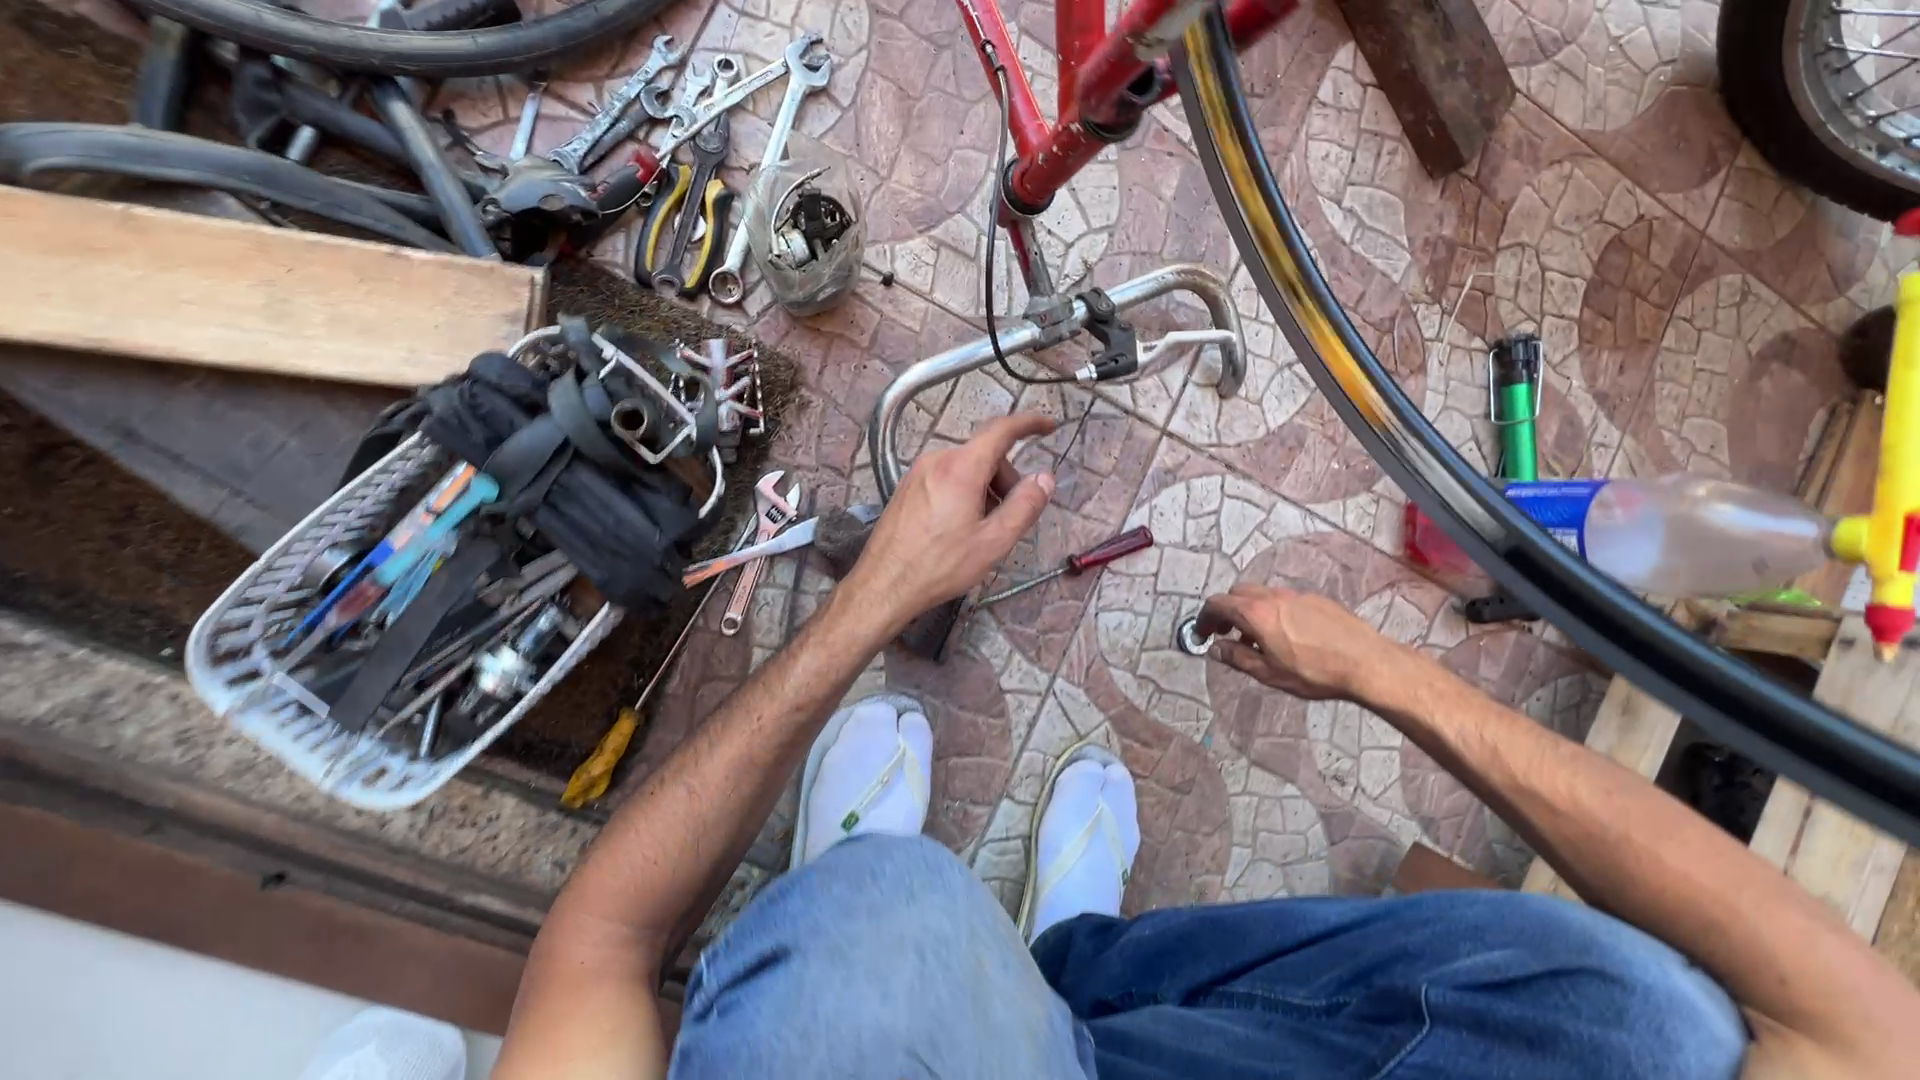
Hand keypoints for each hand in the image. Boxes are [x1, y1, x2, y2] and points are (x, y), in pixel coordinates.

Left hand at [845, 413, 1057, 629]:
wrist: (884, 585)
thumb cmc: (940, 565)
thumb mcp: (993, 542)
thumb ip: (1024, 506)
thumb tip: (1045, 479)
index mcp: (961, 467)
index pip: (1001, 430)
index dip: (1029, 423)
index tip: (1049, 426)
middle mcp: (937, 460)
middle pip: (984, 454)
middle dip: (1006, 479)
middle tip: (1010, 517)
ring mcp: (918, 472)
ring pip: (965, 467)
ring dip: (984, 489)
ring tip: (981, 529)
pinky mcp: (907, 487)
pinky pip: (946, 478)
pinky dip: (964, 492)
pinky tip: (959, 528)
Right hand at [1196, 583, 1399, 701]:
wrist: (1366, 662)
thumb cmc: (1314, 672)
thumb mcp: (1269, 673)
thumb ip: (1238, 658)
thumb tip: (1216, 649)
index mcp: (1257, 613)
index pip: (1218, 604)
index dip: (1204, 618)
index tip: (1202, 634)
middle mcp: (1273, 597)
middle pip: (1238, 593)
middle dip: (1225, 610)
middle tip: (1224, 633)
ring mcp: (1296, 595)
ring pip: (1261, 594)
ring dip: (1249, 611)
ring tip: (1254, 638)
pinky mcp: (1316, 600)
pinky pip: (1283, 599)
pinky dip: (1271, 611)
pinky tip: (1284, 635)